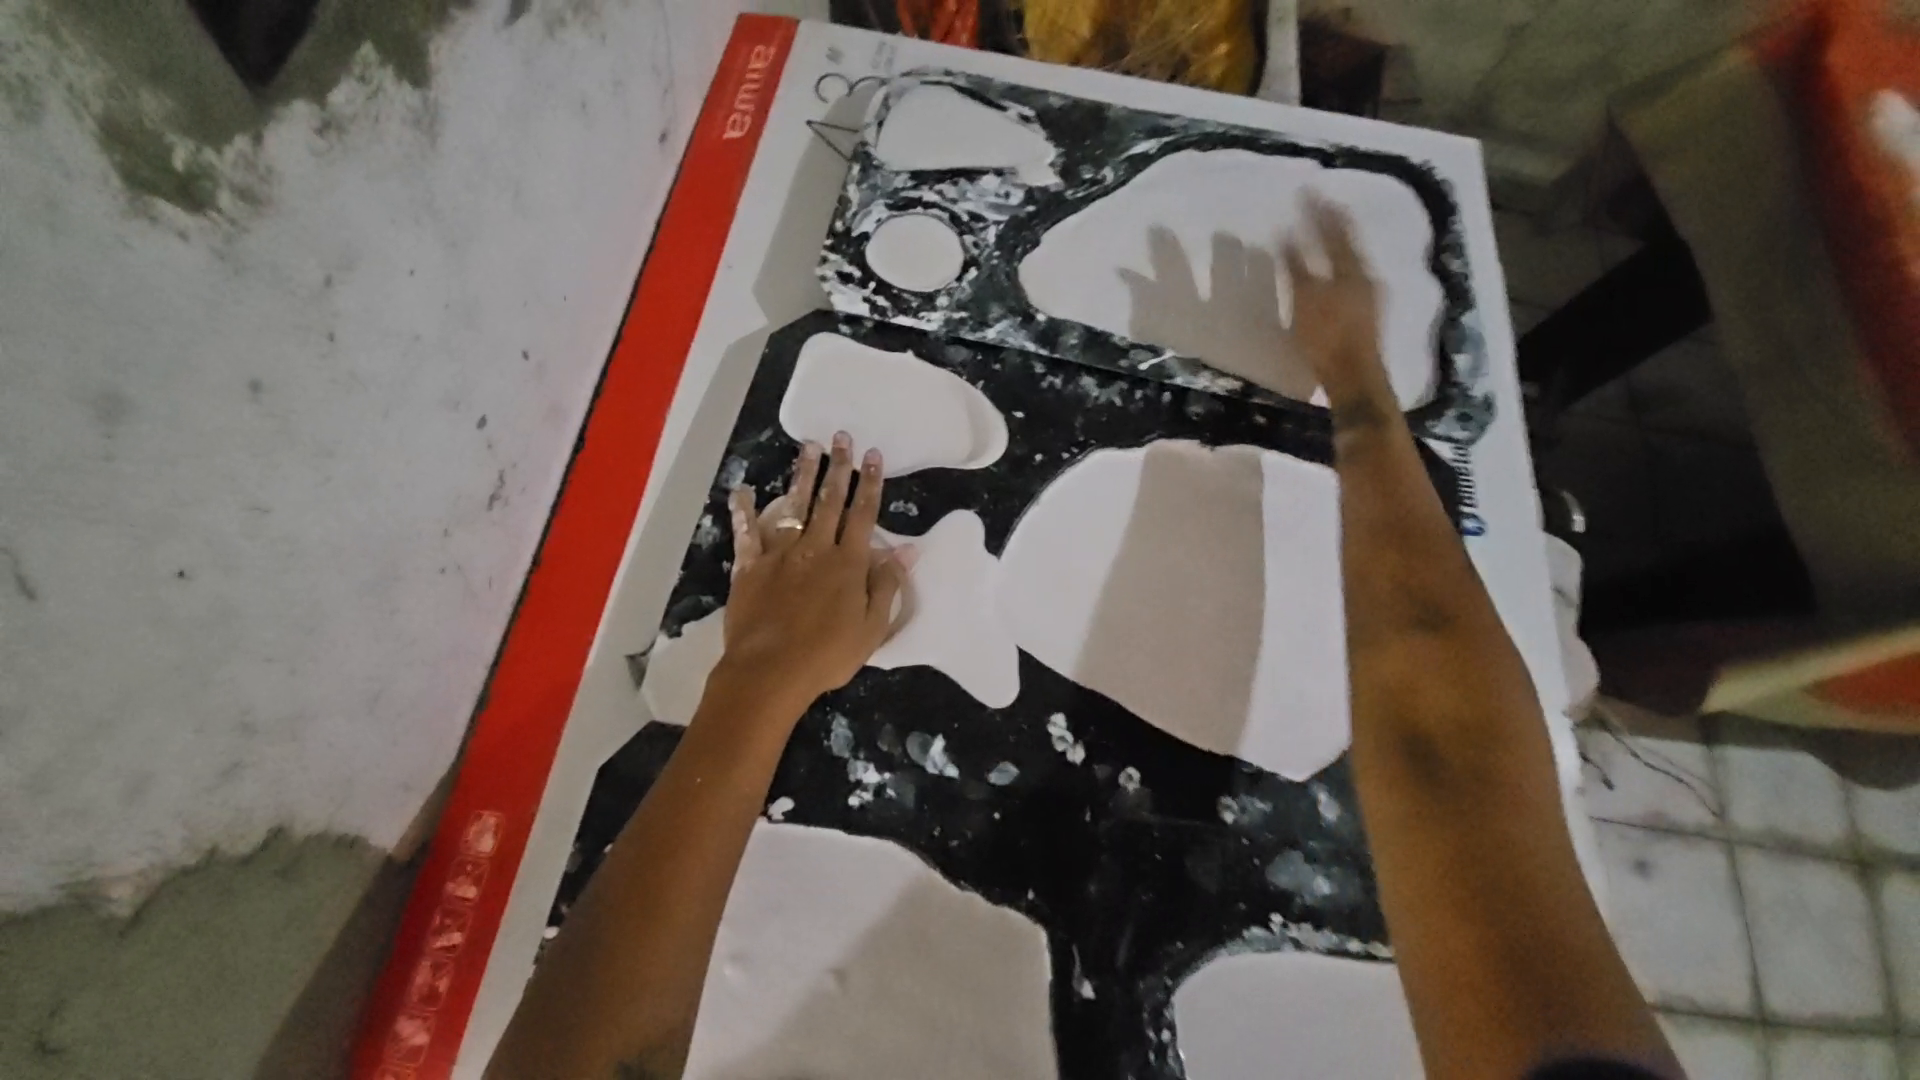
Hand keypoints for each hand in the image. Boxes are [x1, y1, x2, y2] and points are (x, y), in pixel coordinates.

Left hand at [714, 433, 912, 714]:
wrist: (770, 671)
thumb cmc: (828, 655)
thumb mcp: (872, 627)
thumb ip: (887, 585)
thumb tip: (906, 550)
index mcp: (849, 563)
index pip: (864, 515)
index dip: (870, 483)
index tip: (874, 455)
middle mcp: (816, 549)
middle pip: (830, 501)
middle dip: (838, 467)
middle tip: (841, 437)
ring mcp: (781, 555)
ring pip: (793, 506)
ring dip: (802, 475)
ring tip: (807, 447)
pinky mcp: (751, 567)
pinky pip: (747, 533)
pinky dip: (743, 511)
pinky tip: (741, 489)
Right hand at [1283, 194, 1393, 412]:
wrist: (1354, 378)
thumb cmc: (1327, 339)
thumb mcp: (1305, 301)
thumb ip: (1297, 267)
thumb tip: (1286, 235)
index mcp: (1353, 269)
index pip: (1335, 229)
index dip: (1320, 211)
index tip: (1308, 191)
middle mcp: (1367, 277)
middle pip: (1349, 242)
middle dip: (1334, 224)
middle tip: (1321, 206)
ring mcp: (1370, 296)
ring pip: (1353, 260)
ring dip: (1338, 246)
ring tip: (1326, 234)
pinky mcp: (1367, 314)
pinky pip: (1353, 279)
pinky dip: (1340, 267)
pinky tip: (1333, 273)